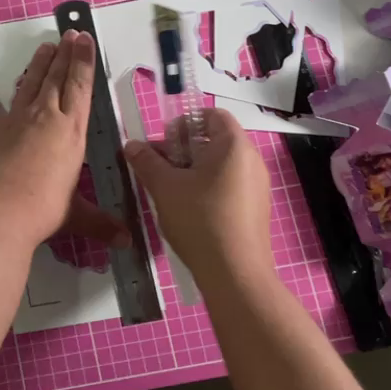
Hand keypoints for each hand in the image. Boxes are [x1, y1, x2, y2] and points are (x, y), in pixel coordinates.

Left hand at [0, 32, 124, 249]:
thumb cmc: (43, 210)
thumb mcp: (76, 215)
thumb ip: (100, 223)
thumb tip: (126, 241)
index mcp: (70, 131)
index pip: (80, 88)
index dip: (83, 62)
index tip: (84, 39)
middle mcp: (44, 118)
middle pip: (56, 78)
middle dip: (64, 54)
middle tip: (68, 32)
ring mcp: (14, 122)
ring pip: (28, 85)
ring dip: (36, 66)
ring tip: (44, 47)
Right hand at [124, 109, 272, 283]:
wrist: (234, 274)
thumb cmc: (199, 220)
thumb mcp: (164, 187)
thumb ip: (146, 161)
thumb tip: (132, 145)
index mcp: (234, 146)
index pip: (213, 115)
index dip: (185, 122)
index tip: (164, 144)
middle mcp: (252, 161)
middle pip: (216, 140)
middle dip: (184, 149)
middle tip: (161, 168)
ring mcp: (258, 187)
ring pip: (221, 166)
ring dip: (194, 170)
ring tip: (171, 192)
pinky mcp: (257, 210)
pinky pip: (230, 186)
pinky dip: (209, 188)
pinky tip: (190, 212)